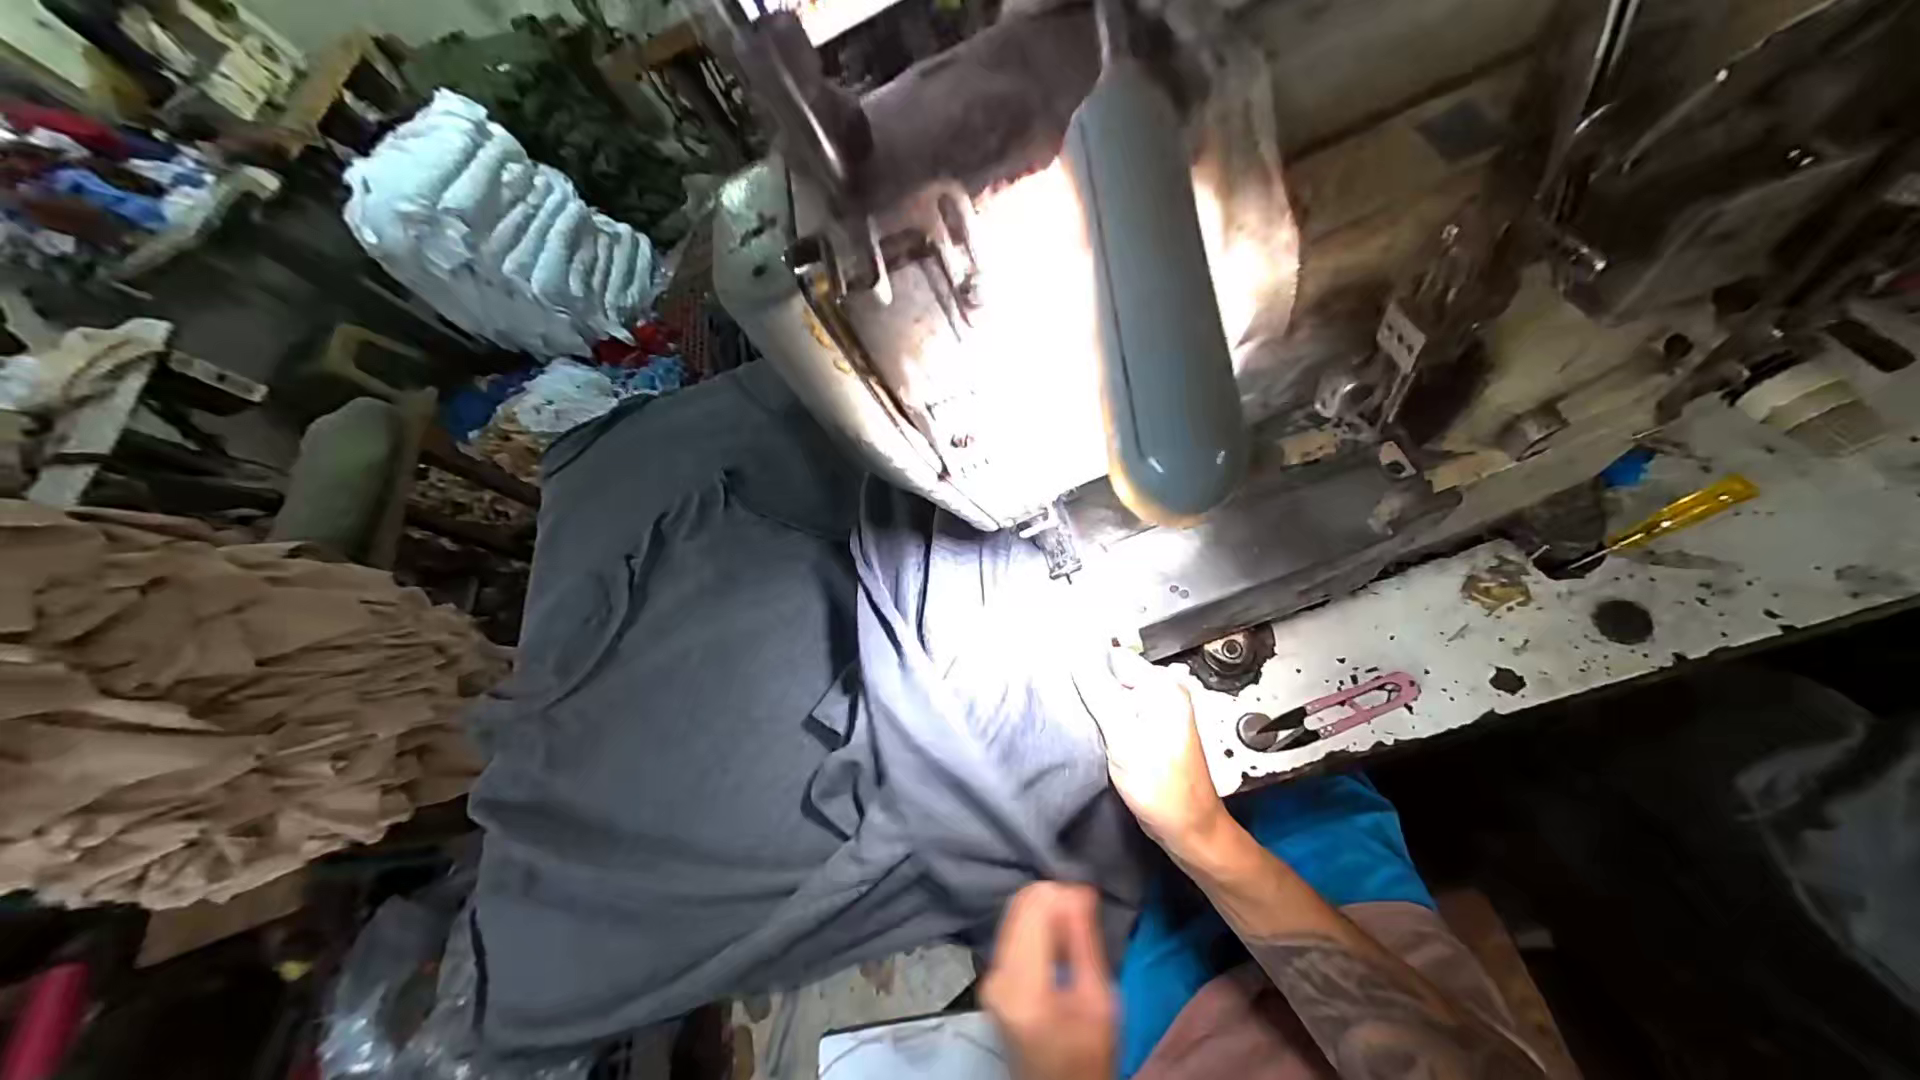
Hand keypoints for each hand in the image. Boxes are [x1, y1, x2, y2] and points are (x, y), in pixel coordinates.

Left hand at [981, 883, 1116, 1079]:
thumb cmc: (1087, 1056)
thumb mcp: (1099, 1002)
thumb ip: (1084, 942)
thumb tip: (1079, 889)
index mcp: (1023, 985)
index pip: (1034, 907)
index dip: (1062, 893)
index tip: (1088, 899)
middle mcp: (996, 974)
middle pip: (1020, 904)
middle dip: (1054, 899)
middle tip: (1083, 912)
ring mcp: (989, 975)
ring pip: (1015, 911)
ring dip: (1045, 909)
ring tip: (1073, 928)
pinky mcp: (990, 975)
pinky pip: (1012, 928)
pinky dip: (1036, 924)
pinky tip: (1056, 939)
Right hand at [1078, 649, 1228, 853]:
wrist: (1188, 831)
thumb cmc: (1166, 791)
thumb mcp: (1125, 739)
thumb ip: (1100, 694)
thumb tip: (1076, 658)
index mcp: (1162, 687)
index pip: (1112, 658)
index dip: (1084, 667)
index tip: (1064, 684)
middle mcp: (1160, 694)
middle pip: (1110, 675)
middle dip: (1087, 690)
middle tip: (1073, 711)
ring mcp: (1153, 713)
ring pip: (1109, 696)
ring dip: (1092, 708)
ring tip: (1082, 725)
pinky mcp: (1144, 731)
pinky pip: (1114, 715)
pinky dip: (1101, 723)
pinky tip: (1093, 736)